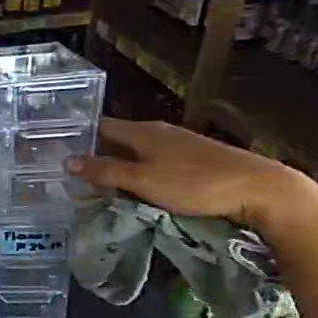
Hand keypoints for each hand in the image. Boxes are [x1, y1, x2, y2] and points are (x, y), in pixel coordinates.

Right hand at [66, 119, 317, 231]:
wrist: (263, 191)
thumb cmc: (196, 183)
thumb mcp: (143, 180)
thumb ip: (105, 171)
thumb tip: (68, 161)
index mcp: (143, 132)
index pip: (101, 126)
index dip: (78, 135)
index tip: (55, 148)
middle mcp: (159, 133)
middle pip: (117, 139)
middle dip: (94, 152)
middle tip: (69, 171)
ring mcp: (179, 146)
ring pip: (136, 151)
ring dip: (116, 164)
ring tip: (95, 182)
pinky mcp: (195, 161)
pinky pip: (153, 162)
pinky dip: (137, 171)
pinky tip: (133, 186)